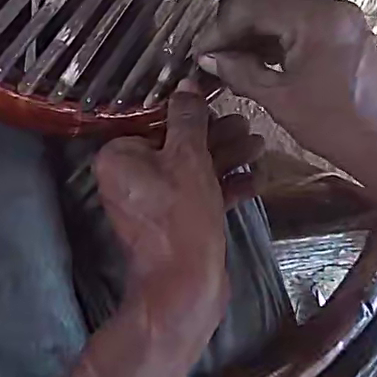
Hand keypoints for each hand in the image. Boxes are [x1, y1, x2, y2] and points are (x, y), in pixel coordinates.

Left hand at [92, 92, 253, 336]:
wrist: (185, 290)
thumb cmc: (181, 218)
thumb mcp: (189, 159)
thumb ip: (188, 120)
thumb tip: (186, 87)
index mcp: (118, 157)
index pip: (154, 124)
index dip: (190, 115)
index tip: (218, 105)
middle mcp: (127, 178)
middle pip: (176, 146)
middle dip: (214, 137)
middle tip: (246, 125)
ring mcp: (149, 202)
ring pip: (189, 170)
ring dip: (224, 158)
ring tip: (258, 146)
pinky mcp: (170, 222)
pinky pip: (194, 195)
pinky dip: (220, 186)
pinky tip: (253, 178)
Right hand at [193, 0, 376, 176]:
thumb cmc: (334, 125)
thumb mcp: (277, 98)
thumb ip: (238, 71)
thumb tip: (207, 58)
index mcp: (316, 19)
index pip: (252, 8)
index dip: (220, 29)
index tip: (200, 52)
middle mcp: (330, 9)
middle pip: (266, 7)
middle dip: (234, 31)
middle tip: (210, 56)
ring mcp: (341, 20)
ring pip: (281, 16)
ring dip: (252, 37)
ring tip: (228, 63)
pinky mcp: (345, 34)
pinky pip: (300, 28)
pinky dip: (274, 42)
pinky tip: (255, 63)